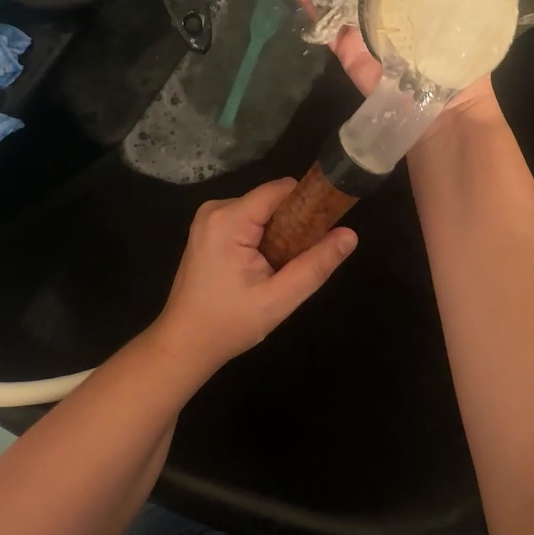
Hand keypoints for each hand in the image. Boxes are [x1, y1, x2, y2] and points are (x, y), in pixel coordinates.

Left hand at [150, 179, 357, 375]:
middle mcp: (216, 209)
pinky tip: (263, 269)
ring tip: (280, 270)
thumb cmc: (229, 324)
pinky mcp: (208, 230)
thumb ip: (315, 265)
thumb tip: (350, 235)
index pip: (281, 190)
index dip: (309, 203)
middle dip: (294, 224)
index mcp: (229, 219)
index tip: (327, 228)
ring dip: (279, 234)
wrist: (183, 345)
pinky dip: (263, 239)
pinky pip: (248, 221)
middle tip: (300, 261)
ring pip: (262, 212)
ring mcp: (209, 218)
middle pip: (272, 200)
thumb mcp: (279, 299)